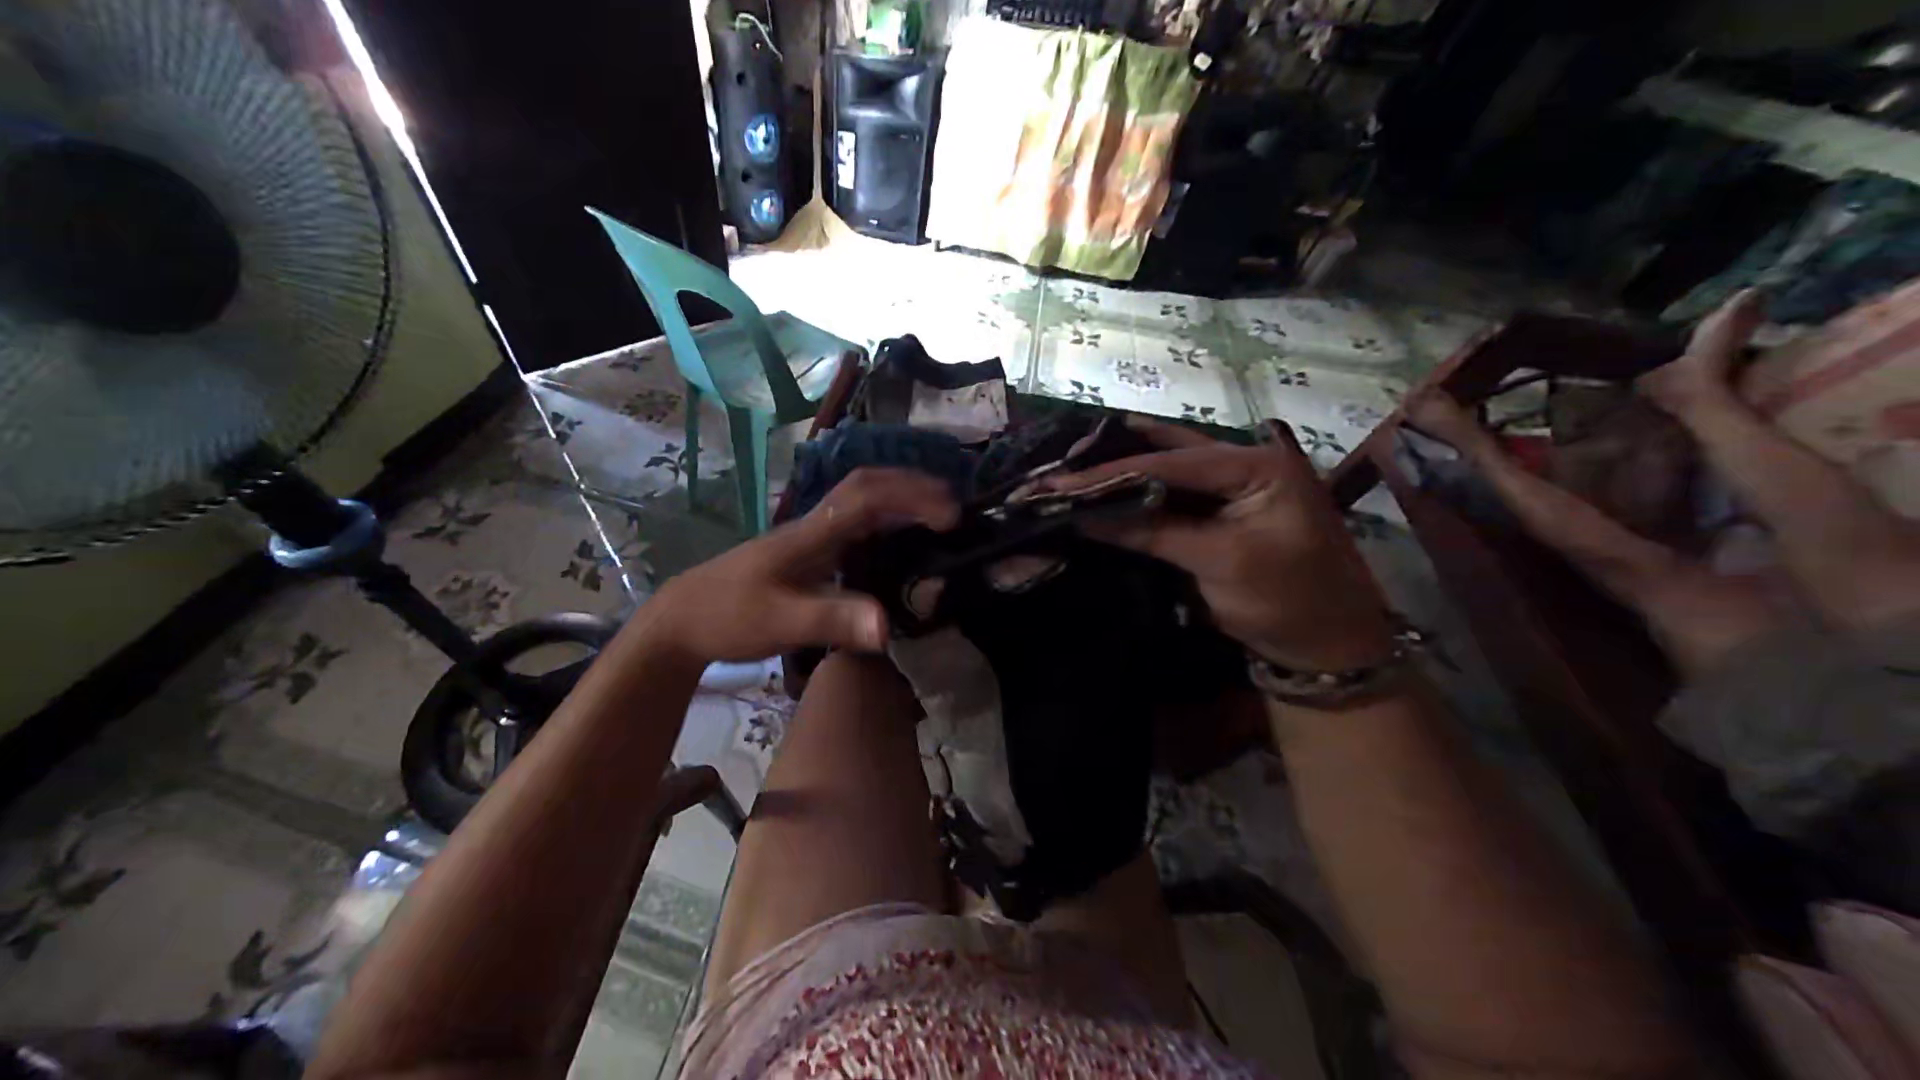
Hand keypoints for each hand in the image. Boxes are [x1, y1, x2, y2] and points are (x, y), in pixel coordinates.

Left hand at [643, 468, 958, 663]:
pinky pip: (854, 526)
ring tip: (938, 516)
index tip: (950, 513)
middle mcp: (814, 526)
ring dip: (900, 500)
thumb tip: (889, 626)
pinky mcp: (806, 555)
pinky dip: (884, 523)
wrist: (682, 619)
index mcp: (810, 533)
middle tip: (954, 506)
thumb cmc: (729, 616)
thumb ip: (832, 619)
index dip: (911, 496)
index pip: (867, 496)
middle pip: (867, 487)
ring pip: (860, 503)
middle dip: (912, 487)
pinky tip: (898, 542)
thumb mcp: (780, 621)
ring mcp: (809, 538)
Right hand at [1048, 418, 1393, 671]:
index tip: (1060, 483)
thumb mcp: (1220, 563)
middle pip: (1167, 450)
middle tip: (1062, 461)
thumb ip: (1153, 532)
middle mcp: (1245, 461)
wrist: (1329, 645)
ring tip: (1073, 469)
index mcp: (1258, 464)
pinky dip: (1138, 492)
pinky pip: (1173, 493)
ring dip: (1123, 469)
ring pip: (1167, 466)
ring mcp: (1234, 485)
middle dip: (1114, 455)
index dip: (1113, 471)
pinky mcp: (1222, 510)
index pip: (1172, 460)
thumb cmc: (1287, 601)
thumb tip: (1085, 514)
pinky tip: (1105, 491)